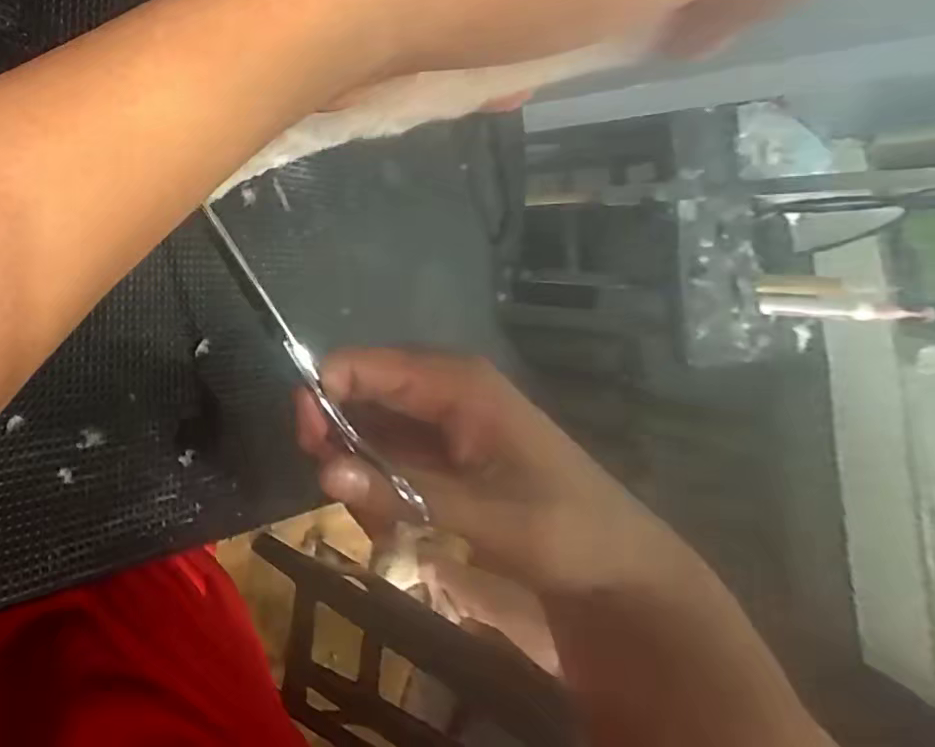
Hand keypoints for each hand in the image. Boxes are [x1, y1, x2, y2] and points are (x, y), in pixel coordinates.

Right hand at [293, 348, 693, 599]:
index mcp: (454, 381)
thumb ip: (399, 491)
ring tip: (372, 513)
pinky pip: (382, 445)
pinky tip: (387, 514)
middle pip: (355, 387)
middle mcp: (439, 385)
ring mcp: (437, 413)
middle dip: (333, 432)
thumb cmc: (566, 532)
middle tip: (332, 481)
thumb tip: (324, 472)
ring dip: (352, 460)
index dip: (323, 393)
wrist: (623, 570)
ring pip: (364, 419)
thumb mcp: (483, 515)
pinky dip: (373, 475)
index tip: (310, 443)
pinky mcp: (436, 442)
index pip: (361, 364)